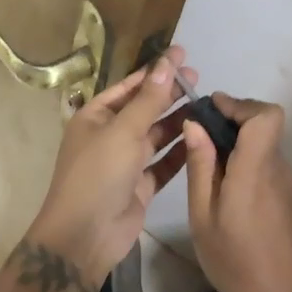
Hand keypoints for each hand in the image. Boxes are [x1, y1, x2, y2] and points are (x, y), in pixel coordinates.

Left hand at [25, 47, 193, 283]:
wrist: (85, 236)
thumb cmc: (98, 174)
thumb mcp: (123, 131)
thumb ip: (148, 99)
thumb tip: (166, 63)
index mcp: (95, 117)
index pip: (128, 87)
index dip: (154, 71)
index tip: (182, 55)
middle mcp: (109, 136)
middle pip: (143, 109)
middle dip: (168, 94)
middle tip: (200, 78)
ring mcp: (125, 163)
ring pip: (156, 136)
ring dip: (177, 121)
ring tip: (207, 104)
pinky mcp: (140, 187)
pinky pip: (164, 164)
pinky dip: (181, 152)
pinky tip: (202, 138)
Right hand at [184, 95, 291, 291]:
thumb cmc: (235, 261)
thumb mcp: (203, 215)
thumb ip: (200, 166)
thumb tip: (194, 124)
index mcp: (255, 169)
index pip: (266, 115)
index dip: (239, 104)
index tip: (210, 109)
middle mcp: (277, 169)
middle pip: (263, 125)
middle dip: (230, 120)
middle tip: (197, 136)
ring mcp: (286, 183)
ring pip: (263, 144)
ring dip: (236, 142)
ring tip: (204, 164)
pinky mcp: (287, 198)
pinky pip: (264, 164)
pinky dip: (244, 161)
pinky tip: (222, 188)